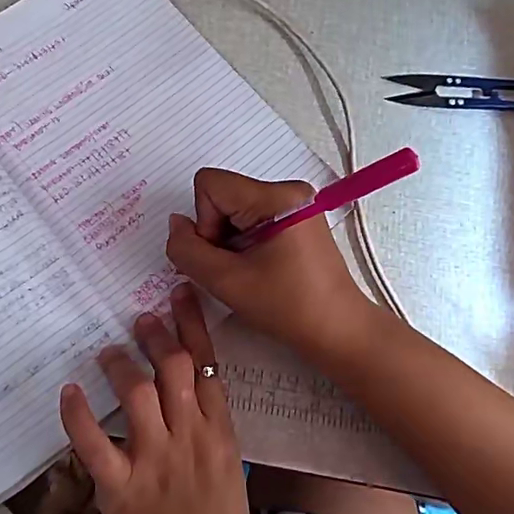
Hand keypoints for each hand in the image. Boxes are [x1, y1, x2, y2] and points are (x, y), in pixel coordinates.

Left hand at [59, 285, 253, 513]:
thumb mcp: (231, 479)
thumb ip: (212, 435)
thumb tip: (190, 397)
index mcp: (224, 438)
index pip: (210, 367)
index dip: (193, 326)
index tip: (180, 295)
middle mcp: (192, 442)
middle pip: (175, 369)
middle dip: (157, 335)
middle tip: (141, 318)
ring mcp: (156, 465)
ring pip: (138, 393)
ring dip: (120, 363)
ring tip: (108, 350)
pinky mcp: (122, 492)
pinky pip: (95, 443)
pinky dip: (79, 413)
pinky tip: (70, 391)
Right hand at [164, 168, 379, 358]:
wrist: (337, 329)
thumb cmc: (287, 307)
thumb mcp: (225, 282)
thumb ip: (187, 249)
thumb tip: (176, 224)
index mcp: (278, 196)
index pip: (210, 184)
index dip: (204, 222)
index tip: (225, 256)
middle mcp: (289, 190)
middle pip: (223, 195)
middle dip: (217, 233)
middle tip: (237, 269)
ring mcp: (296, 203)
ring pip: (235, 209)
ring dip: (230, 241)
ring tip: (251, 271)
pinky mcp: (297, 218)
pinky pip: (252, 218)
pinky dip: (245, 243)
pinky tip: (260, 268)